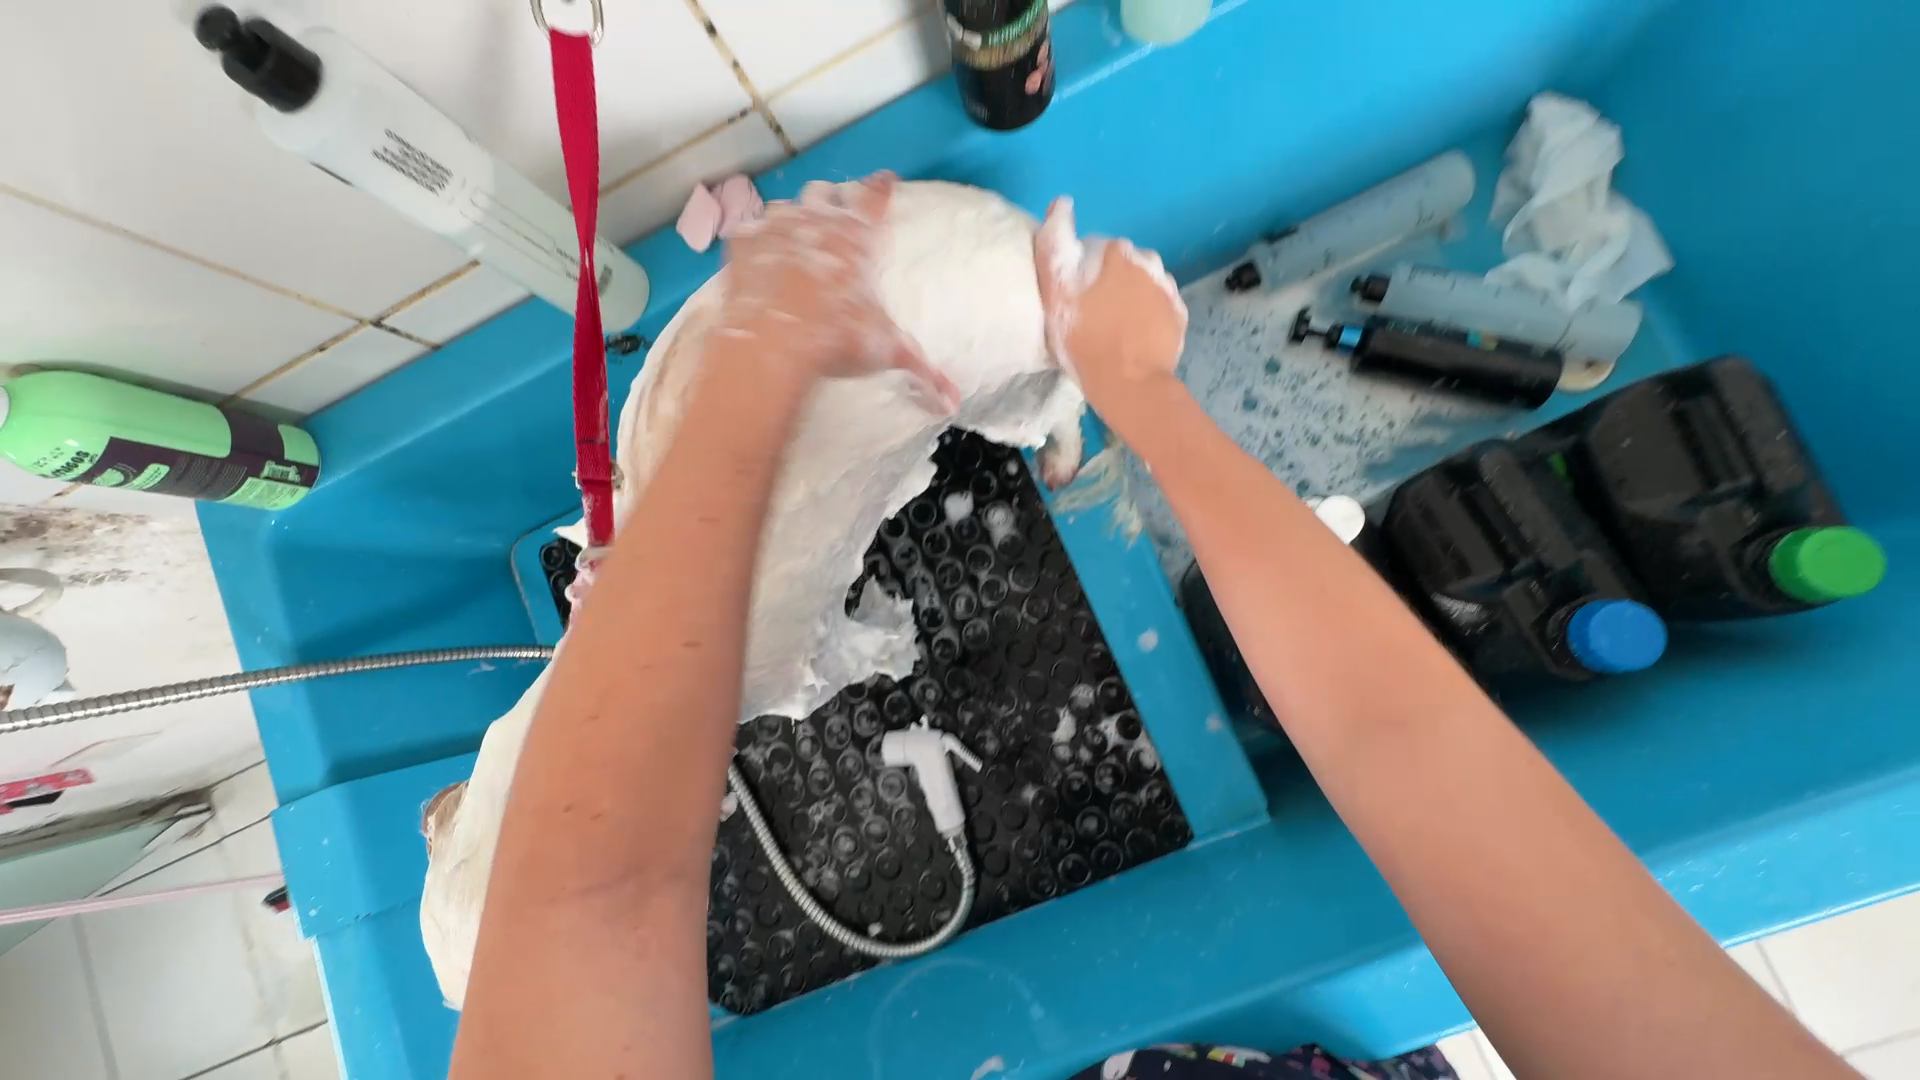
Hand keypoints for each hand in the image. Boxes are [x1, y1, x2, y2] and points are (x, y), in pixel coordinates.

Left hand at [718, 172, 959, 413]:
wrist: (773, 343)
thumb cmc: (837, 338)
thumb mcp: (885, 350)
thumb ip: (920, 368)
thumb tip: (953, 400)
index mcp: (856, 236)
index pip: (874, 198)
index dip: (881, 187)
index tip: (886, 180)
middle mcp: (816, 221)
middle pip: (825, 192)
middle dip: (832, 200)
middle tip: (836, 213)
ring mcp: (776, 229)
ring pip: (785, 206)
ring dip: (792, 218)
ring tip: (795, 236)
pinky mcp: (742, 246)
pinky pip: (747, 231)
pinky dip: (754, 241)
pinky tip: (757, 256)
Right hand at [1033, 197, 1187, 421]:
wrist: (1130, 384)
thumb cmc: (1085, 341)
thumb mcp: (1055, 295)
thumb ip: (1053, 247)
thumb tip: (1061, 204)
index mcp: (1116, 253)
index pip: (1095, 250)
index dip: (1082, 274)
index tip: (1076, 300)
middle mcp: (1148, 261)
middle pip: (1122, 266)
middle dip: (1109, 283)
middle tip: (1094, 317)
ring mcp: (1167, 289)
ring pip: (1143, 285)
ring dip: (1131, 298)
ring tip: (1116, 329)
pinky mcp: (1179, 315)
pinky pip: (1159, 308)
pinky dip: (1148, 317)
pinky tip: (1135, 337)